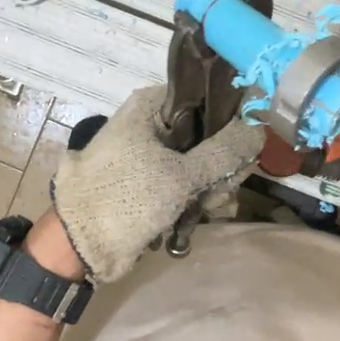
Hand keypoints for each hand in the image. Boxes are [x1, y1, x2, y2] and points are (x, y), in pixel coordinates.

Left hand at [51, 86, 264, 281]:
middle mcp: (151, 123)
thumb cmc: (126, 198)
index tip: (245, 146)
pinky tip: (203, 211)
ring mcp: (150, 154)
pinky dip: (197, 196)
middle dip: (222, 162)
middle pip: (208, 132)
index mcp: (150, 106)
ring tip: (209, 204)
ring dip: (212, 184)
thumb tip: (259, 130)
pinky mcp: (151, 182)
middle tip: (225, 184)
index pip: (206, 96)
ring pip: (201, 160)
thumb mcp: (180, 175)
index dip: (232, 118)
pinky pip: (186, 181)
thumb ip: (223, 152)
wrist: (80, 244)